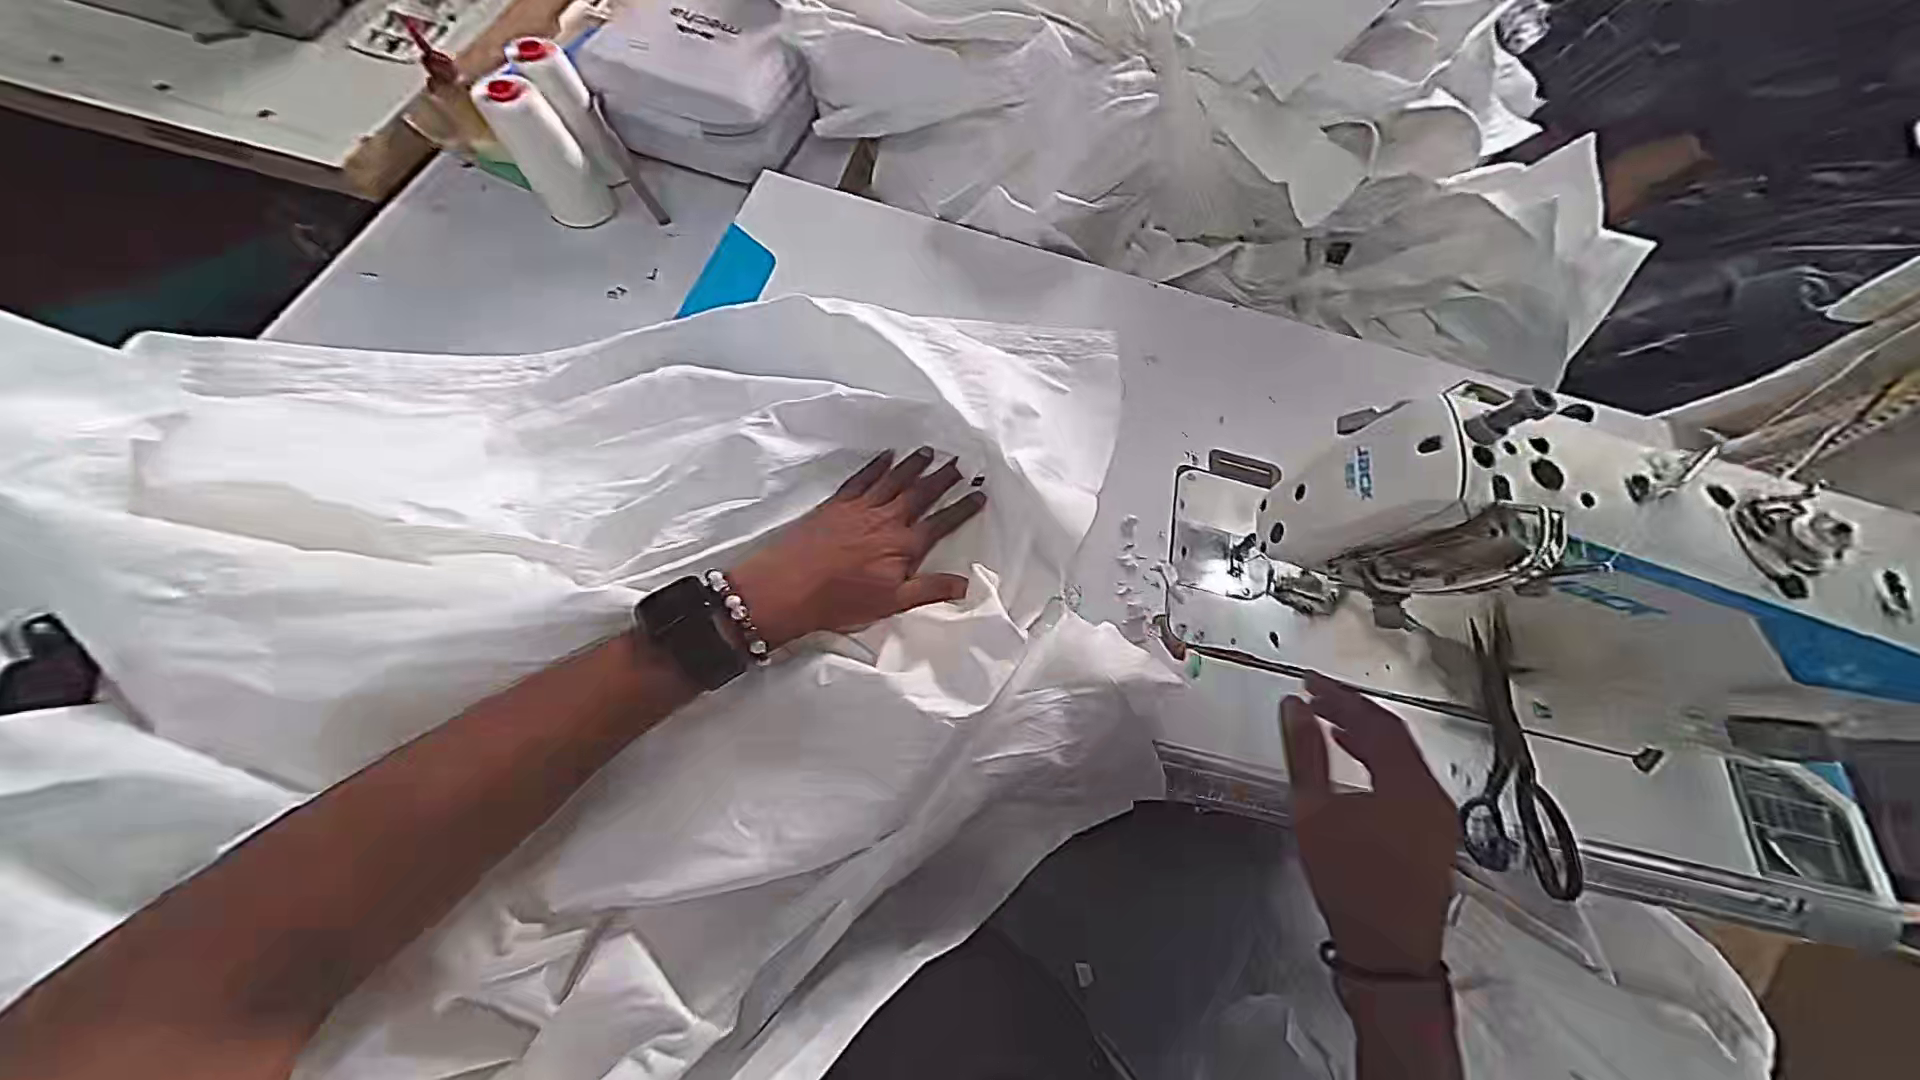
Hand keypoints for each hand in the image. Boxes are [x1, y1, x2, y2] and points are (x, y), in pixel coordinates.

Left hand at [728, 448, 986, 647]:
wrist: (788, 587)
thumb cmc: (840, 600)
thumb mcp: (891, 603)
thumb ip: (930, 590)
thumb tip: (965, 584)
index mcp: (903, 545)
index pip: (942, 523)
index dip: (963, 509)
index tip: (979, 495)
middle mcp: (886, 520)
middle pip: (920, 493)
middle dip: (942, 478)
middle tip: (958, 463)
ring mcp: (860, 508)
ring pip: (894, 479)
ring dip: (913, 465)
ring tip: (929, 451)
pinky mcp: (837, 504)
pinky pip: (862, 478)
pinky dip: (876, 465)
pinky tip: (886, 455)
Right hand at [1281, 674, 1459, 974]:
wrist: (1386, 948)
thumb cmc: (1349, 880)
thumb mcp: (1314, 809)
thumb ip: (1304, 751)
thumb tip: (1294, 706)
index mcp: (1408, 784)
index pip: (1375, 721)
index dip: (1340, 695)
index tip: (1310, 680)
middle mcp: (1433, 795)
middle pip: (1394, 735)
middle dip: (1352, 709)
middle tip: (1316, 694)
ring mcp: (1438, 815)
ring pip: (1401, 756)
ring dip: (1365, 733)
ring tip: (1328, 719)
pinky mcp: (1434, 831)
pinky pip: (1407, 777)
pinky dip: (1378, 758)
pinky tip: (1354, 758)